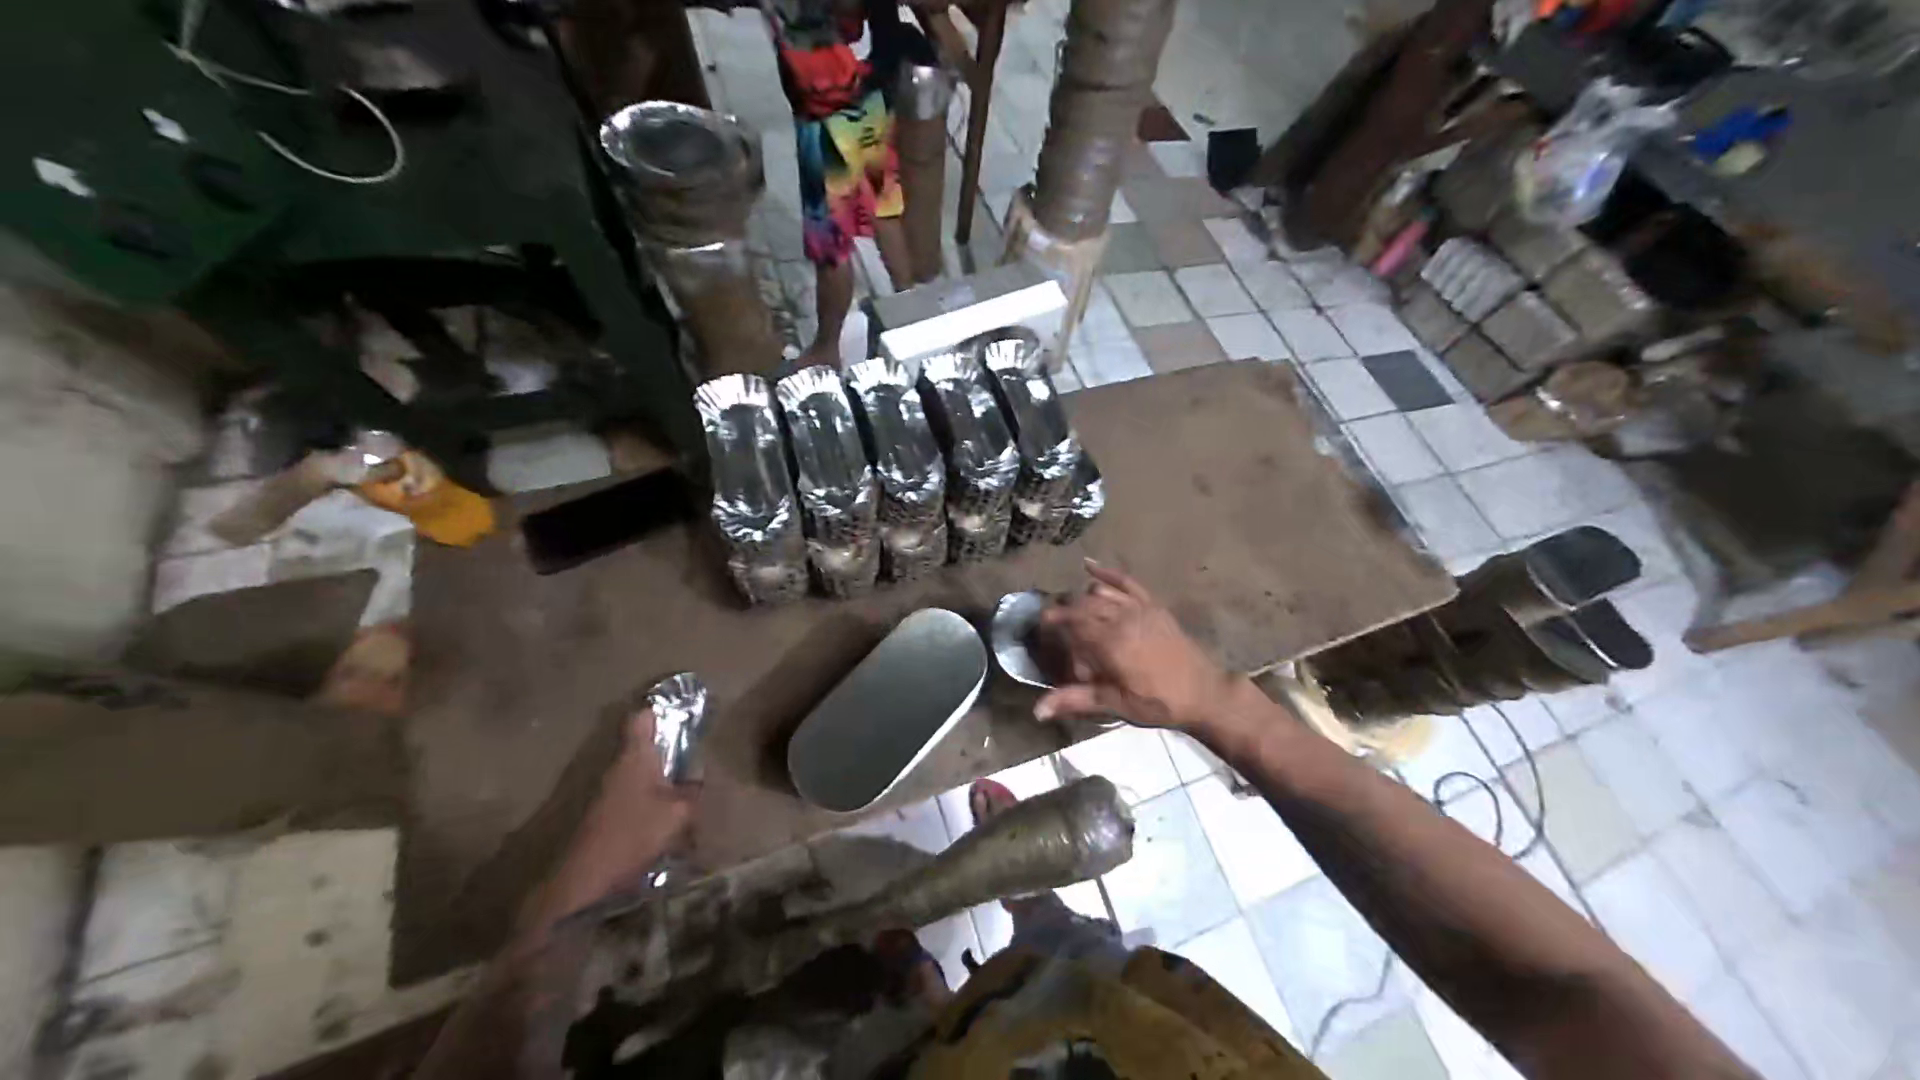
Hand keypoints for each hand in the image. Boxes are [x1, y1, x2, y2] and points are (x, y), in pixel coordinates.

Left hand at [523, 709, 695, 932]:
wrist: (583, 881)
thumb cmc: (633, 834)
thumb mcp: (679, 812)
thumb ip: (692, 790)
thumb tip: (695, 780)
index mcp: (635, 756)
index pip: (642, 717)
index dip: (660, 707)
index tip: (679, 707)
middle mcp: (618, 766)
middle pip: (642, 743)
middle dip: (666, 744)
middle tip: (692, 748)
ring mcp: (606, 790)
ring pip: (638, 770)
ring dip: (659, 774)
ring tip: (685, 787)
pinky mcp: (602, 813)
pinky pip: (633, 793)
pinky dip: (650, 796)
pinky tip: (666, 815)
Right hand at [1034, 561, 1238, 734]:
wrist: (1204, 693)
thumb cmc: (1158, 702)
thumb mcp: (1116, 704)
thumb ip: (1076, 700)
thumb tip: (1037, 711)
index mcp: (1111, 642)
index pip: (1073, 620)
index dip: (1054, 618)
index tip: (1040, 623)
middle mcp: (1122, 618)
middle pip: (1083, 603)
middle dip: (1064, 607)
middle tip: (1052, 620)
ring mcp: (1139, 608)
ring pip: (1101, 591)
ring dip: (1082, 596)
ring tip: (1070, 607)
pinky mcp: (1153, 605)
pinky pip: (1126, 582)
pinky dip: (1106, 572)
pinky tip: (1088, 565)